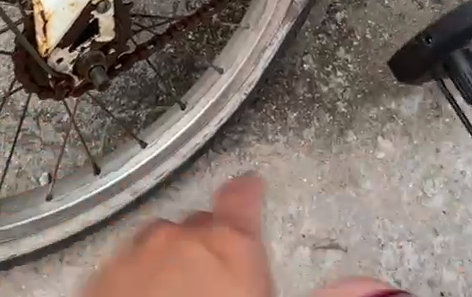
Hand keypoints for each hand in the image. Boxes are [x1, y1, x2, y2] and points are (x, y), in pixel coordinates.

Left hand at [82, 173, 274, 296]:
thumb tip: (373, 284)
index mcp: (230, 248)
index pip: (243, 199)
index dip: (249, 194)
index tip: (252, 187)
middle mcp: (180, 237)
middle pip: (202, 225)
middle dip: (212, 244)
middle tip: (224, 281)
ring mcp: (134, 254)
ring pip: (160, 243)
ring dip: (174, 260)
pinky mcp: (98, 278)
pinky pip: (125, 265)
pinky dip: (139, 279)